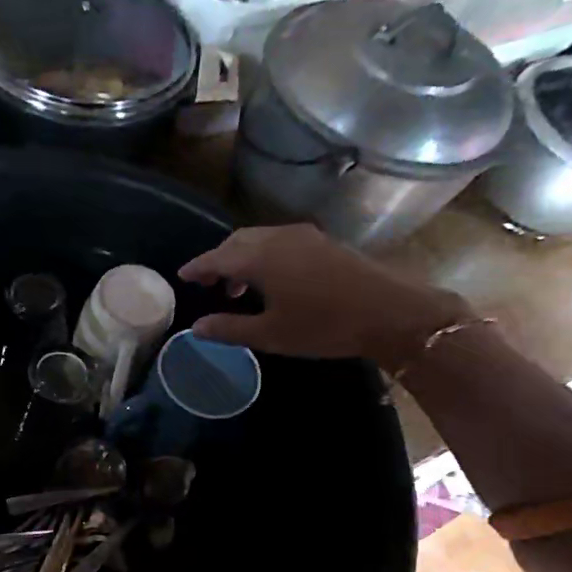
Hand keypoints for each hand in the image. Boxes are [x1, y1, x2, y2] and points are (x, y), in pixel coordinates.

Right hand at [178, 224, 471, 368]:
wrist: (389, 312)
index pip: (218, 256)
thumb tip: (197, 326)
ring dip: (241, 258)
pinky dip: (263, 256)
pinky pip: (279, 242)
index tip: (182, 277)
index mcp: (261, 257)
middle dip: (218, 260)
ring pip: (260, 239)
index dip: (198, 267)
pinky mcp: (323, 243)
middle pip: (238, 241)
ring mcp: (304, 237)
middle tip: (207, 283)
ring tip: (235, 288)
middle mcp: (279, 238)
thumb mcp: (270, 335)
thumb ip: (229, 329)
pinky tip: (268, 282)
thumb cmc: (323, 326)